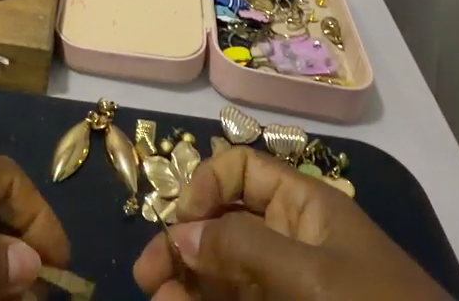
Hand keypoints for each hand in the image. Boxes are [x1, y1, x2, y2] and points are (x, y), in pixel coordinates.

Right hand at [133, 148, 448, 300]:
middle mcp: (291, 237)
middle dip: (184, 243)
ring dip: (187, 280)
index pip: (242, 171)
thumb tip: (183, 232)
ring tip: (157, 298)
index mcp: (305, 205)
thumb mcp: (311, 275)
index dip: (206, 186)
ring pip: (224, 269)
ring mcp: (288, 284)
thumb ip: (243, 247)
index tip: (183, 223)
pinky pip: (238, 300)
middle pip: (224, 223)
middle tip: (147, 276)